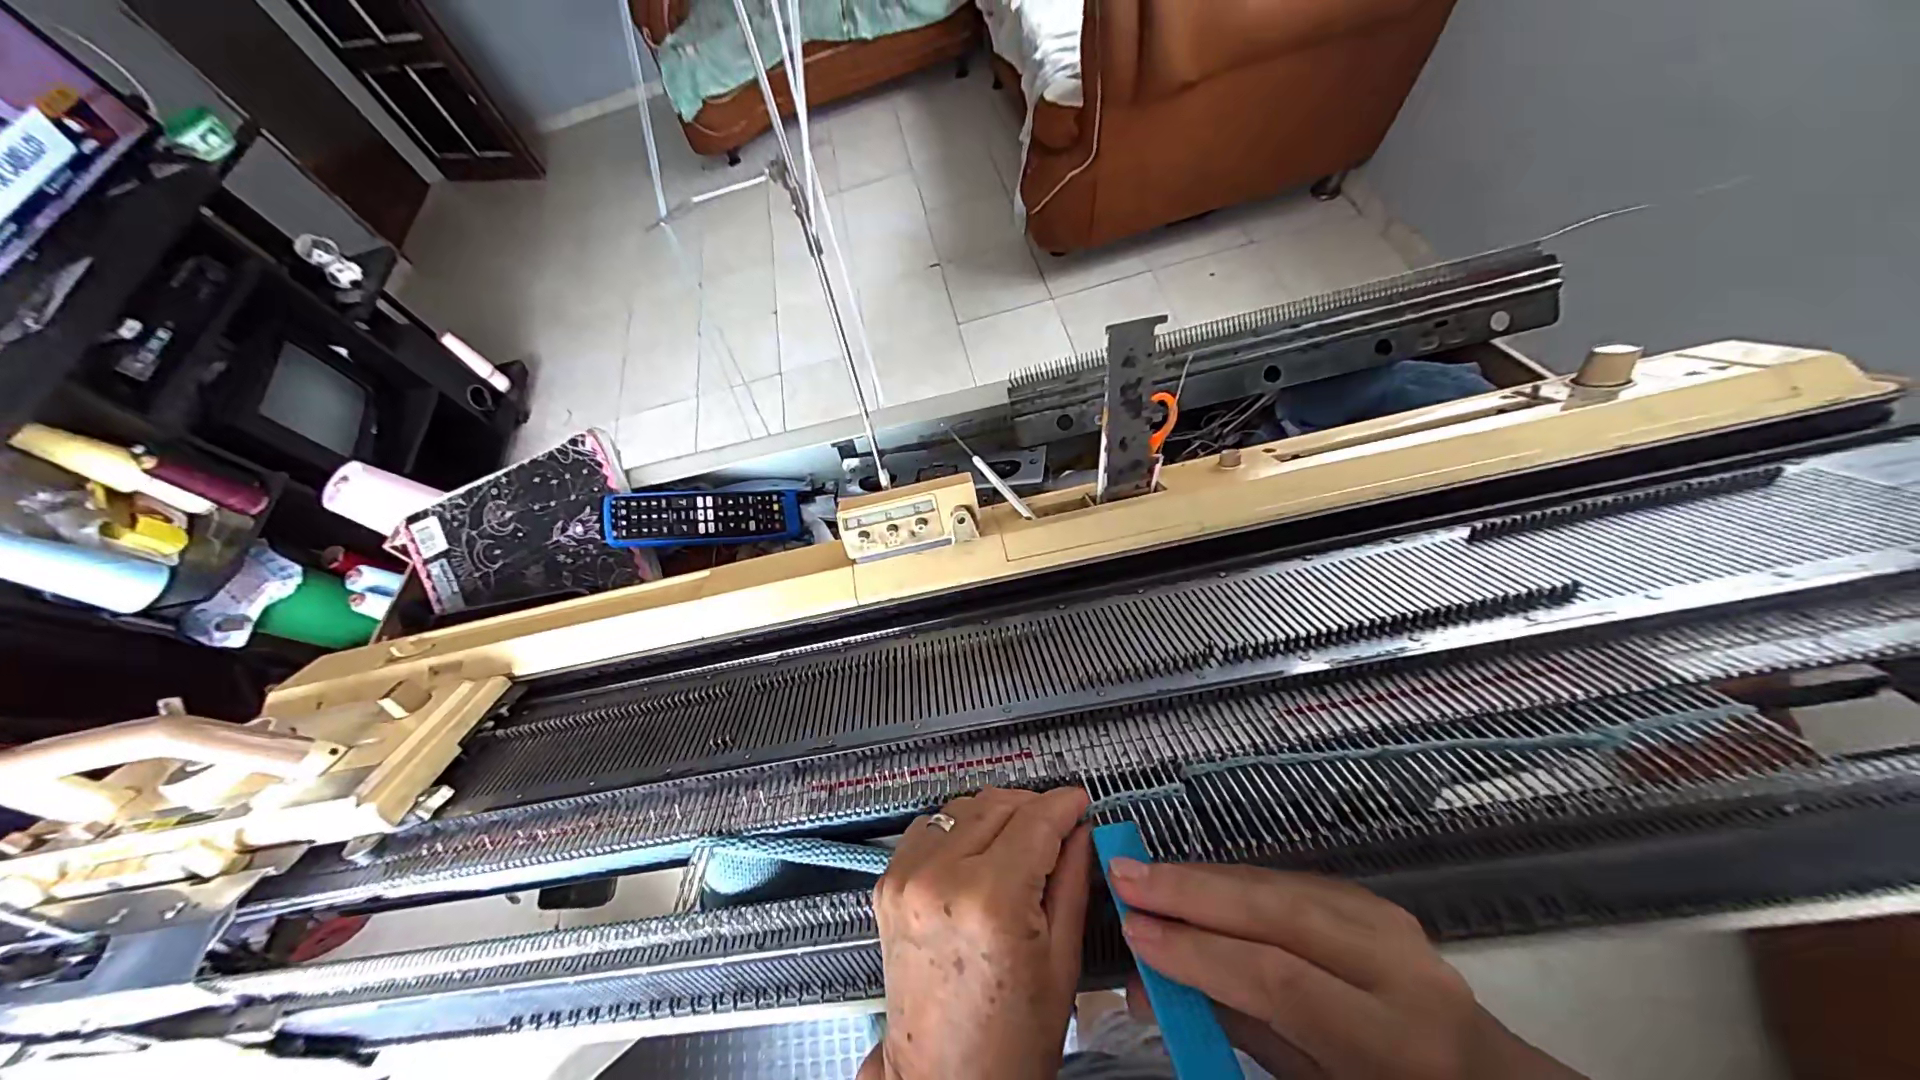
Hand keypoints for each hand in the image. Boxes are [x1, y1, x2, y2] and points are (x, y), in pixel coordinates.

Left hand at [859, 787, 1092, 1079]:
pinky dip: (958, 828)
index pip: (1034, 820)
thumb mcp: (1061, 958)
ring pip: (962, 808)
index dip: (1063, 804)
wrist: (945, 1078)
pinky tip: (978, 851)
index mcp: (990, 901)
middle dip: (1032, 807)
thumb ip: (1072, 879)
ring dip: (996, 813)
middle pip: (996, 804)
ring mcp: (906, 878)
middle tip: (1057, 824)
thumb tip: (1080, 829)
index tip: (1078, 801)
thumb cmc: (1008, 1038)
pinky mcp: (888, 883)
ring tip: (1020, 841)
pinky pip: (929, 827)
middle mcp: (940, 879)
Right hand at [1109, 862, 1584, 1079]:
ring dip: (1203, 878)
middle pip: (1278, 909)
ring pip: (1280, 884)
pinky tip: (1193, 881)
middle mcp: (1400, 967)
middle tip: (1124, 875)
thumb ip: (1236, 1027)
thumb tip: (1149, 980)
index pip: (1279, 977)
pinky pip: (1289, 881)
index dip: (1198, 951)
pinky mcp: (1372, 900)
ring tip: (1145, 875)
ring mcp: (1390, 923)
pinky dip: (1233, 880)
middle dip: (1191, 891)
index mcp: (1396, 1038)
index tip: (1133, 932)